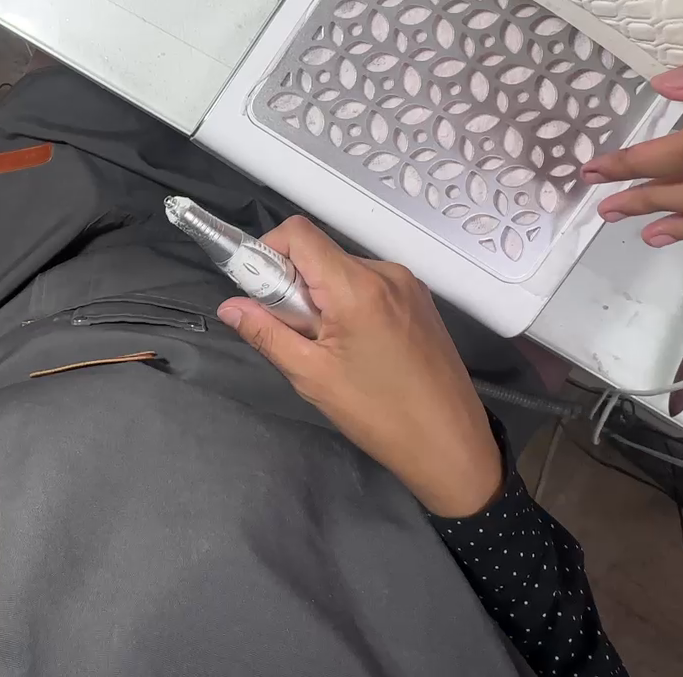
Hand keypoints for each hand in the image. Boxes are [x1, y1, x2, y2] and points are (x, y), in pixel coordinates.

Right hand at [217, 217, 502, 517]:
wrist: (455, 449)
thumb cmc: (379, 414)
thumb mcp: (311, 376)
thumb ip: (265, 332)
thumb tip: (228, 305)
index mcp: (357, 286)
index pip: (298, 233)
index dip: (267, 250)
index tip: (259, 291)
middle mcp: (385, 272)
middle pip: (318, 252)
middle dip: (292, 283)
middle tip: (292, 332)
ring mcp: (407, 284)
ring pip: (340, 269)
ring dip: (319, 295)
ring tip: (327, 346)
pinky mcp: (418, 300)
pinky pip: (365, 283)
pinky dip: (345, 301)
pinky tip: (353, 345)